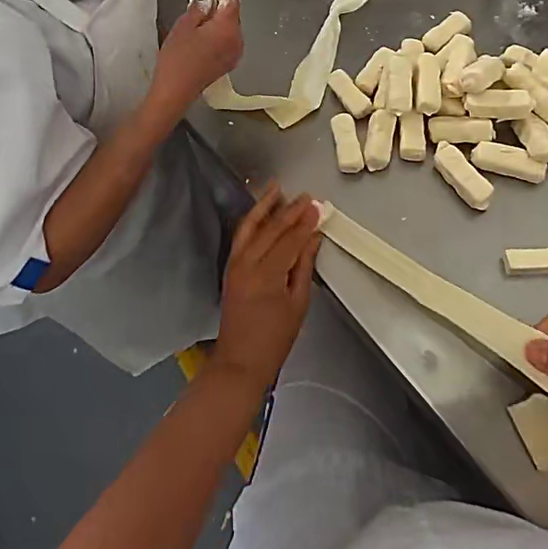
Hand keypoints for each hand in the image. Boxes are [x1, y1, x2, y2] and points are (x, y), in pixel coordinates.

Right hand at [151, 0, 243, 112]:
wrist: (176, 90)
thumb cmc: (178, 58)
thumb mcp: (184, 25)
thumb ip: (199, 7)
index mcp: (228, 28)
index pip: (232, 0)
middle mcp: (238, 40)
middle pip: (233, 15)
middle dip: (219, 8)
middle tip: (200, 5)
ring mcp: (235, 53)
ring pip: (231, 29)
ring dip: (218, 23)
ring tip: (198, 24)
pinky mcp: (229, 63)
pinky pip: (228, 42)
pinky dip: (218, 36)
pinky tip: (202, 39)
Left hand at [210, 184, 321, 387]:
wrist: (240, 360)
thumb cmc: (275, 339)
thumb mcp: (298, 304)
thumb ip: (304, 266)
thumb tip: (313, 238)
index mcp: (267, 275)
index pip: (289, 240)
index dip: (304, 223)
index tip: (317, 207)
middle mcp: (247, 263)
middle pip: (270, 230)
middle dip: (289, 211)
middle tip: (306, 196)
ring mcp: (235, 263)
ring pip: (250, 226)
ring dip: (264, 206)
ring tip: (276, 188)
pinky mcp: (230, 266)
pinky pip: (241, 236)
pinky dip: (252, 220)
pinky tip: (261, 211)